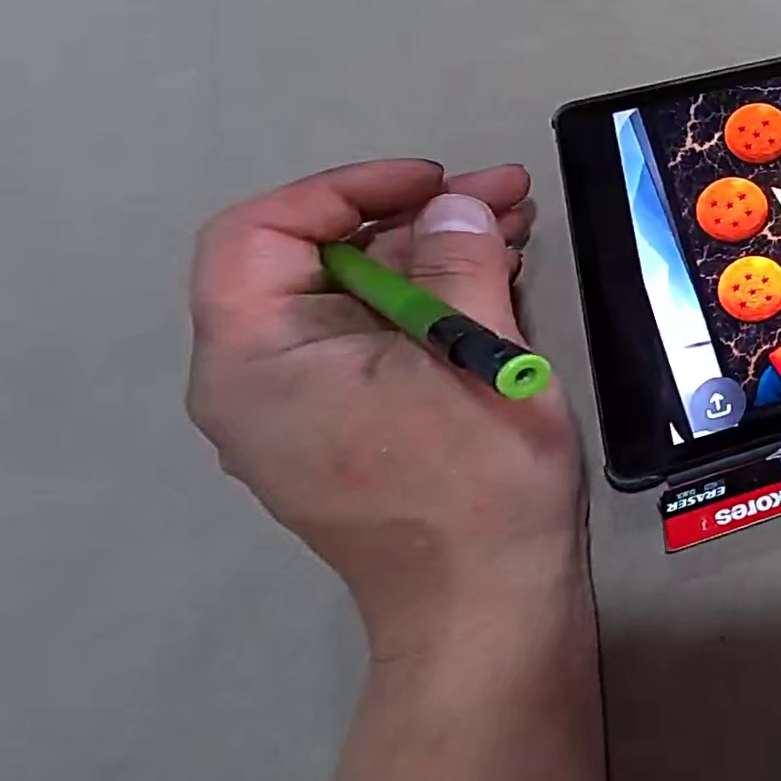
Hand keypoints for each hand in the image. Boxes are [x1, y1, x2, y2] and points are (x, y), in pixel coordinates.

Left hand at [187, 159, 581, 660]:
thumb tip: (458, 202)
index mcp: (262, 363)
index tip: (434, 182)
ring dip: (443, 255)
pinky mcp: (370, 415)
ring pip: (374, 299)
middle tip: (504, 194)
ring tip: (518, 222)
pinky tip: (501, 275)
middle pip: (332, 263)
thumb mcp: (477, 362)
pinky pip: (395, 336)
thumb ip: (462, 269)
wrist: (491, 598)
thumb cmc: (480, 485)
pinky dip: (445, 298)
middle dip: (421, 219)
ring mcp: (324, 401)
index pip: (263, 235)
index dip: (348, 190)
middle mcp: (273, 378)